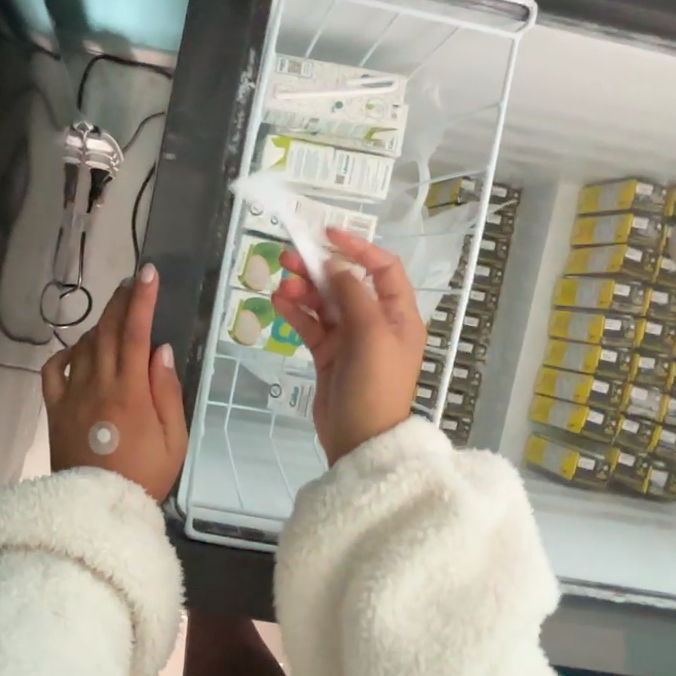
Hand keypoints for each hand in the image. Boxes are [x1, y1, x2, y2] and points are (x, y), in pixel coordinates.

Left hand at [41, 264, 188, 501]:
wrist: (97, 509)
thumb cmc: (145, 475)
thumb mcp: (174, 439)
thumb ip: (167, 392)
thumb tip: (160, 349)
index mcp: (131, 391)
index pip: (136, 333)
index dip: (142, 300)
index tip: (148, 274)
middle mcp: (98, 384)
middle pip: (107, 331)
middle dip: (120, 301)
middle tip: (132, 282)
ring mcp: (72, 396)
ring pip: (83, 346)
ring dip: (98, 324)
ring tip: (114, 314)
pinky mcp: (55, 410)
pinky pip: (53, 371)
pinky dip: (64, 354)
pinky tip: (77, 351)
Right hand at [269, 229, 426, 464]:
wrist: (361, 441)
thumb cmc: (375, 386)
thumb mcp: (371, 335)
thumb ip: (353, 296)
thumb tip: (335, 266)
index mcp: (398, 314)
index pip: (383, 268)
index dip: (358, 248)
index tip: (328, 234)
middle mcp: (376, 322)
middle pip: (347, 283)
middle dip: (319, 268)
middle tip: (289, 258)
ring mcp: (350, 339)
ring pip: (324, 302)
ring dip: (303, 290)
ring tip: (281, 285)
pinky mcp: (329, 354)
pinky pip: (311, 325)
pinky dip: (295, 312)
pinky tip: (278, 303)